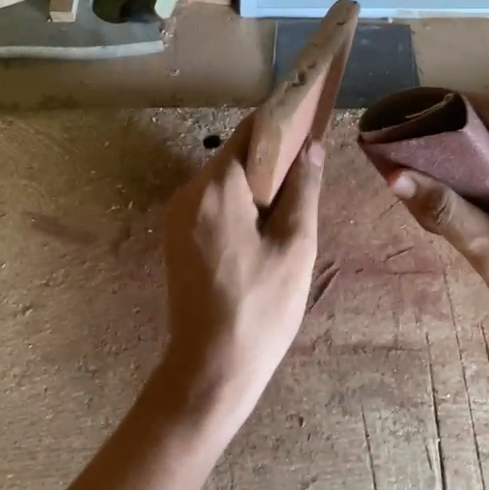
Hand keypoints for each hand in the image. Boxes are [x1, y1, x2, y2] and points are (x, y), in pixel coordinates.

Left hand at [159, 118, 323, 423]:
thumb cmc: (261, 307)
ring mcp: (177, 215)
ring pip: (224, 181)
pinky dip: (238, 205)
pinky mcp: (176, 237)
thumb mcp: (295, 246)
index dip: (282, 123)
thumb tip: (312, 146)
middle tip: (309, 175)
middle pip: (235, 156)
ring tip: (291, 208)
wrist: (210, 368)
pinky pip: (212, 204)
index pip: (251, 132)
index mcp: (217, 187)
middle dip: (271, 159)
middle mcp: (188, 192)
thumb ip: (303, 189)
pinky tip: (263, 231)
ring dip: (256, 185)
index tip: (310, 121)